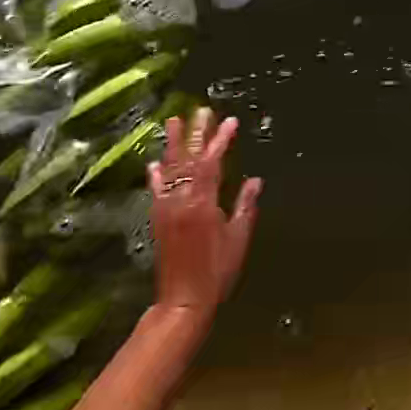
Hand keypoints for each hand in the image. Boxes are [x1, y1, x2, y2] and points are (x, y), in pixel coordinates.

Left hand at [148, 107, 261, 311]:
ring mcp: (166, 209)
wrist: (183, 298)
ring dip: (173, 145)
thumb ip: (245, 205)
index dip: (220, 141)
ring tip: (174, 123)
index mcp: (203, 203)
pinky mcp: (158, 219)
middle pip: (188, 161)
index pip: (212, 163)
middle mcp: (180, 201)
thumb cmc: (218, 269)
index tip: (229, 121)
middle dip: (195, 134)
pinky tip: (155, 163)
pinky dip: (157, 174)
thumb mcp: (239, 236)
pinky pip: (157, 190)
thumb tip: (255, 180)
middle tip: (200, 111)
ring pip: (169, 170)